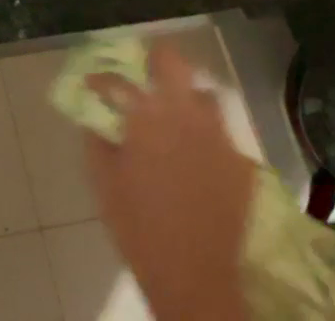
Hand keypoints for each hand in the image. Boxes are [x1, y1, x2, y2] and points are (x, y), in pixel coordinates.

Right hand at [84, 39, 254, 320]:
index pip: (119, 80)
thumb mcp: (103, 182)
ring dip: (185, 96)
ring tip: (172, 114)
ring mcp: (219, 137)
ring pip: (205, 96)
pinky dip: (205, 137)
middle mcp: (187, 116)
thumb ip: (96, 140)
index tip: (94, 83)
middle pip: (174, 63)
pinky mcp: (241, 163)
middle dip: (156, 60)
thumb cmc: (137, 226)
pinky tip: (194, 157)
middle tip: (143, 71)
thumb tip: (94, 118)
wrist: (193, 275)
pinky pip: (221, 136)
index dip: (102, 78)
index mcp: (147, 118)